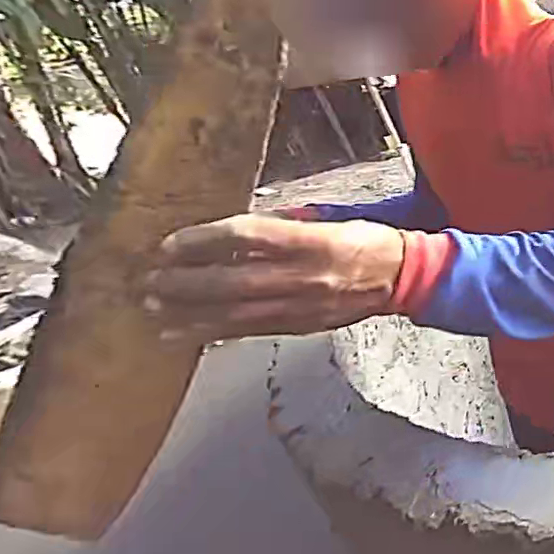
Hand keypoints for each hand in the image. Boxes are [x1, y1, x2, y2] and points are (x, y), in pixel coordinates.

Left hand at [144, 214, 403, 344]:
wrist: (404, 276)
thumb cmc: (370, 243)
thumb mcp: (334, 221)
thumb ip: (288, 224)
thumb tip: (239, 230)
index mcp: (315, 241)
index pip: (246, 236)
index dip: (202, 240)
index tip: (171, 244)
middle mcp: (306, 274)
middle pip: (230, 279)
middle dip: (182, 281)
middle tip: (150, 279)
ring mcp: (303, 304)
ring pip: (232, 312)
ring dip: (185, 311)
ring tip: (152, 307)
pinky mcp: (302, 324)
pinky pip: (248, 330)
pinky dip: (209, 332)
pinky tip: (180, 332)